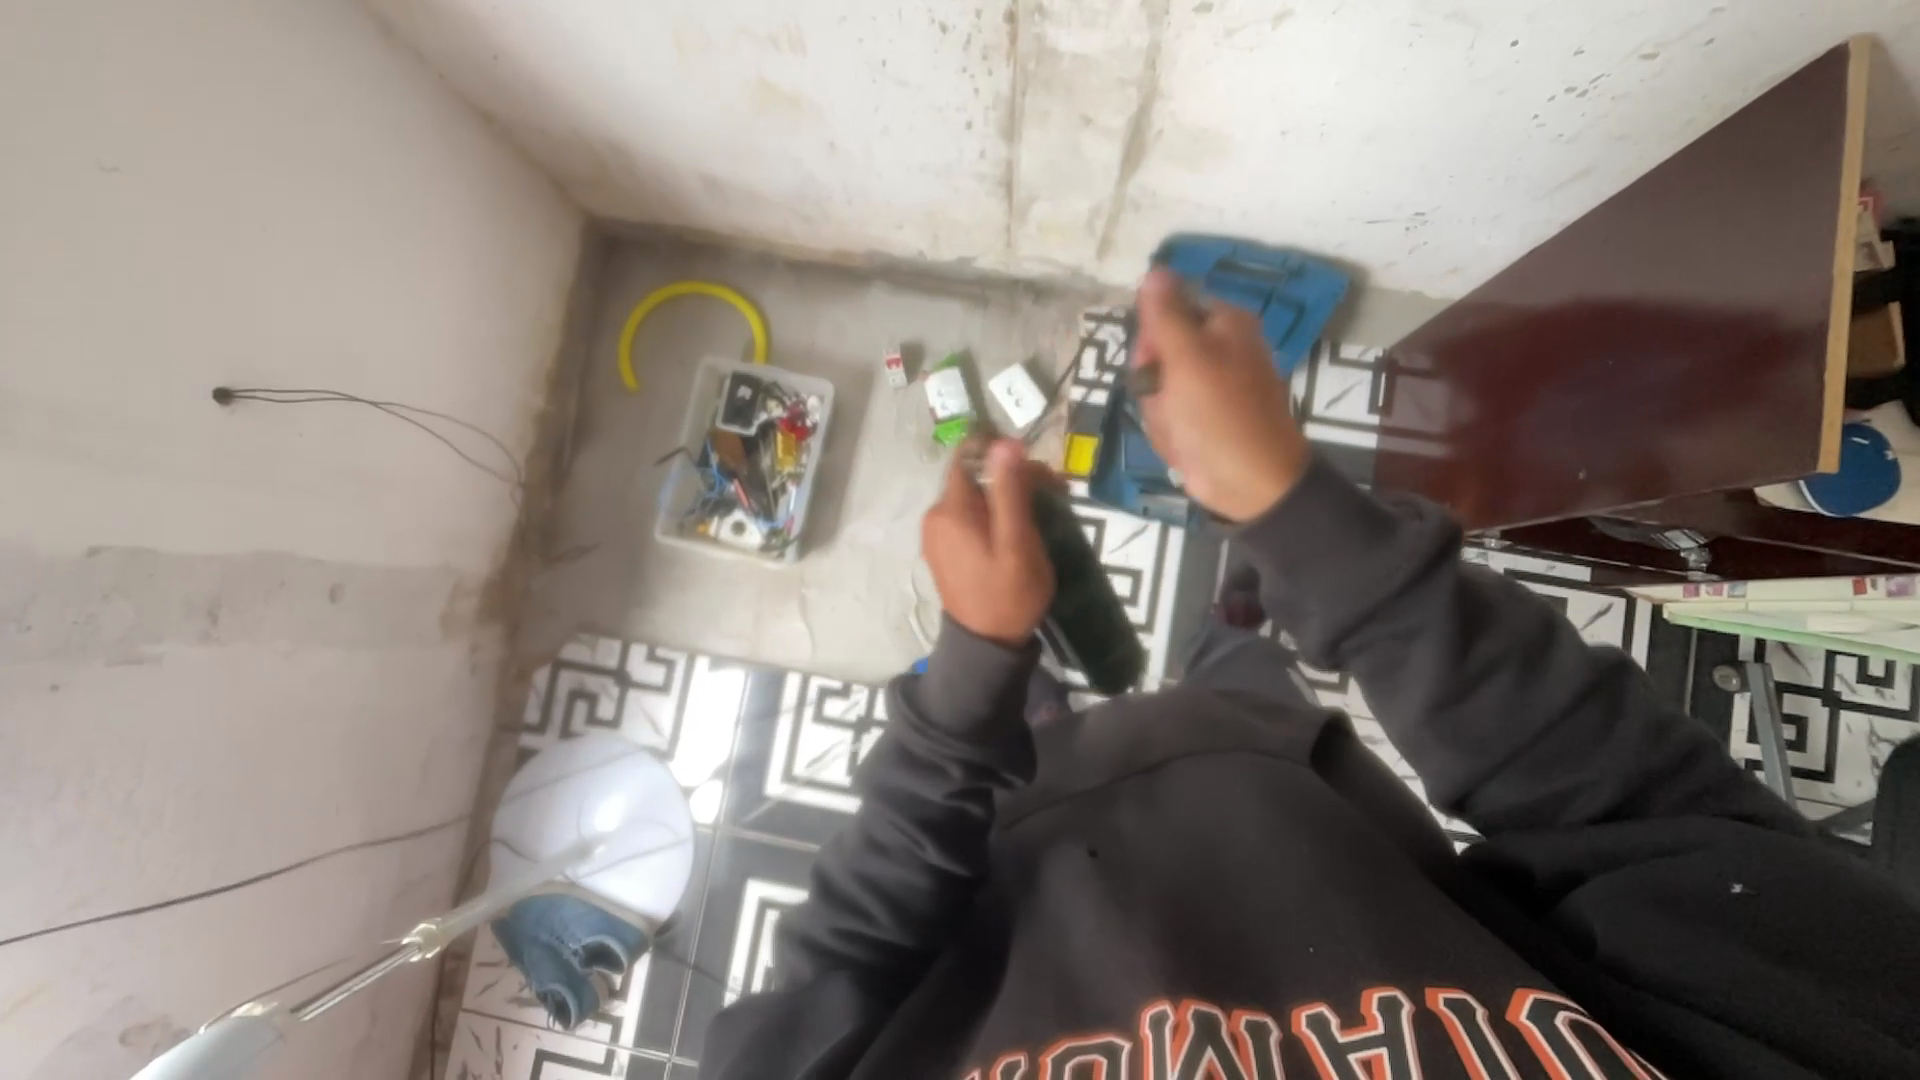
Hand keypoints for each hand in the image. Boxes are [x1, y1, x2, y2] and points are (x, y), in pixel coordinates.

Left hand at [921, 438, 1055, 647]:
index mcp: (951, 508)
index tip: (1037, 468)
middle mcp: (936, 514)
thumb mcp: (1017, 542)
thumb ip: (1010, 491)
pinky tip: (1016, 530)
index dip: (1003, 452)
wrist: (986, 644)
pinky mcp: (942, 548)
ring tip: (1040, 514)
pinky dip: (991, 514)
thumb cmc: (1008, 594)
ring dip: (1004, 496)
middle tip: (1053, 493)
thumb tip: (1005, 443)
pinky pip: (967, 516)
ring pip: (972, 496)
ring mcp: (936, 532)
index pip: (970, 454)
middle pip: (973, 475)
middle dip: (1011, 476)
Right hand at [1133, 268, 1312, 521]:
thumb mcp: (1187, 358)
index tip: (1152, 361)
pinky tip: (1182, 442)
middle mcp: (1221, 348)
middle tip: (1167, 400)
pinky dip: (1169, 429)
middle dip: (1152, 380)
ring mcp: (1212, 385)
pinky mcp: (1205, 417)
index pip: (1167, 309)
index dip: (1151, 337)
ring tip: (1178, 427)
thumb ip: (1165, 314)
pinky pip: (1168, 413)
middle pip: (1158, 349)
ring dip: (1158, 409)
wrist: (1249, 482)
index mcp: (1225, 324)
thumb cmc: (1219, 416)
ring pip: (1158, 385)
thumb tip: (1154, 270)